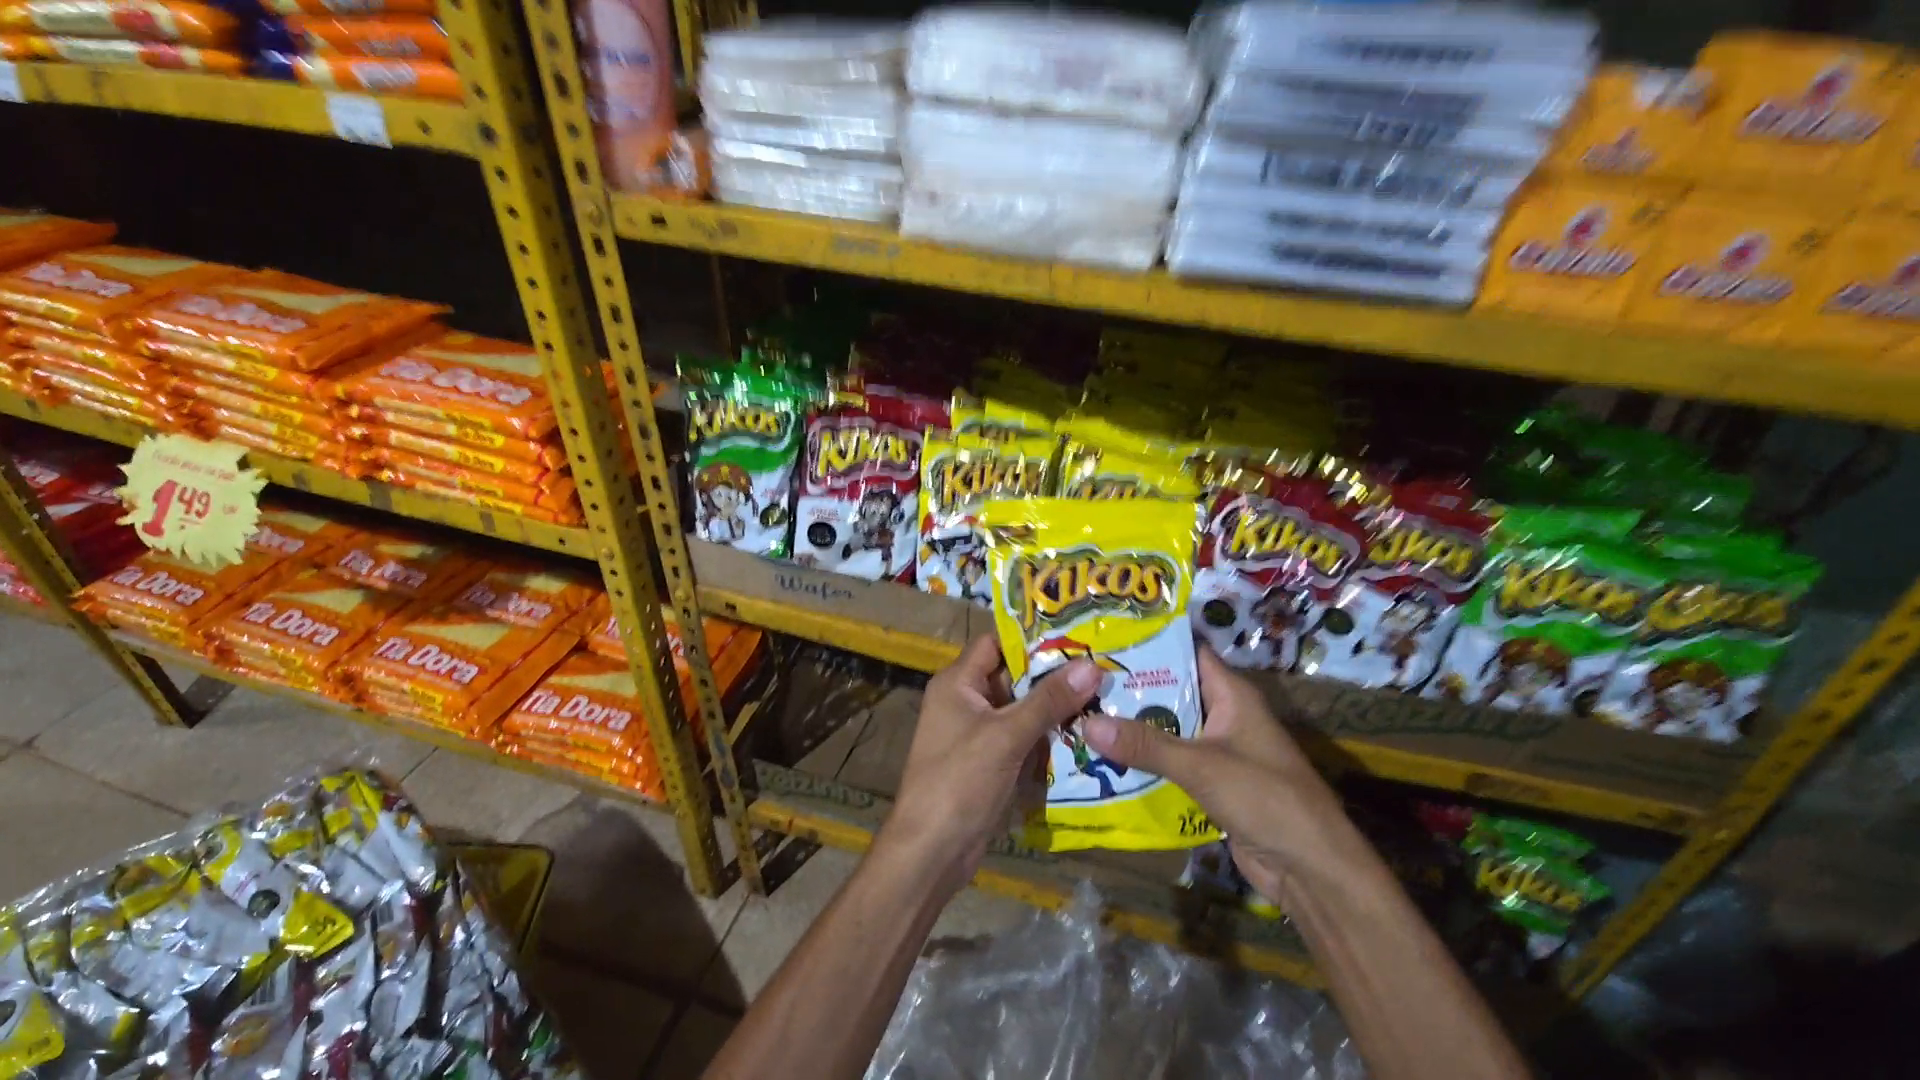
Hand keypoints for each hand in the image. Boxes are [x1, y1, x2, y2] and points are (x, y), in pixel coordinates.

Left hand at [882, 634, 1100, 890]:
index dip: (1034, 639)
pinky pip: (1023, 741)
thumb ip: (1049, 699)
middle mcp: (965, 702)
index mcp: (958, 683)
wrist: (932, 851)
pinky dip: (1048, 739)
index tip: (1079, 637)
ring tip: (1108, 698)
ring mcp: (978, 735)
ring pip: (1023, 711)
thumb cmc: (960, 781)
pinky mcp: (991, 764)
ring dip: (1056, 710)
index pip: (997, 644)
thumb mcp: (1007, 735)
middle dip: (1055, 677)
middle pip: (1014, 677)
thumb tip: (1093, 665)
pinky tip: (1089, 736)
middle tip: (1105, 668)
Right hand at [1082, 647, 1342, 901]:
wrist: (1308, 866)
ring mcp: (1219, 752)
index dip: (1149, 644)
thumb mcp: (1200, 766)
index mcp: (1233, 695)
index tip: (1103, 640)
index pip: (1187, 654)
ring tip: (1081, 715)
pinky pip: (1172, 764)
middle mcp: (1225, 716)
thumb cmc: (1264, 798)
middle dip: (1130, 690)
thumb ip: (1145, 744)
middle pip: (1172, 693)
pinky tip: (1105, 760)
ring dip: (1133, 729)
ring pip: (1169, 731)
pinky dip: (1145, 762)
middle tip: (1079, 681)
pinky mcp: (1213, 784)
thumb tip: (1087, 722)